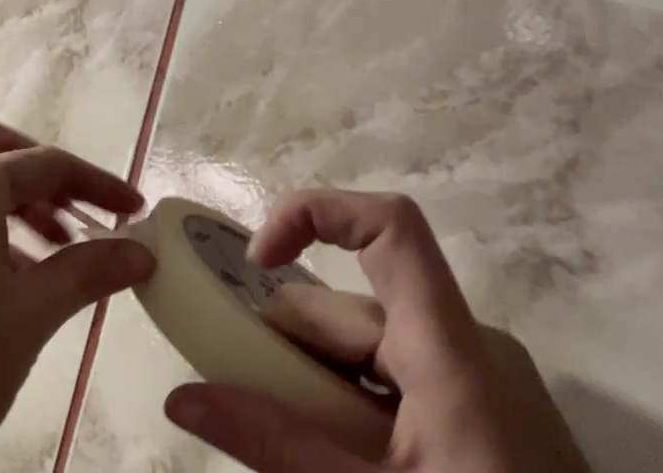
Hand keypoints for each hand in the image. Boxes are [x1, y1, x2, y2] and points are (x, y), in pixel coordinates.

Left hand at [0, 113, 156, 472]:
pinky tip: (19, 274)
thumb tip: (139, 252)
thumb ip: (88, 271)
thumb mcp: (33, 311)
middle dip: (37, 166)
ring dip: (14, 194)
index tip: (136, 208)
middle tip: (77, 210)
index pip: (43, 163)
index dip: (95, 183)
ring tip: (59, 248)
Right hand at [164, 190, 591, 472]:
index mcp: (451, 353)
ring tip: (307, 448)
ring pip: (363, 345)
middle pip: (347, 304)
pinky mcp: (482, 412)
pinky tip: (345, 453)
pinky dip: (348, 399)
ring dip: (315, 380)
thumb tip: (179, 397)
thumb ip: (276, 446)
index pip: (388, 227)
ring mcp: (478, 381)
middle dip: (288, 346)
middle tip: (255, 405)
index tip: (256, 261)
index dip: (312, 213)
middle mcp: (466, 347)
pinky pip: (392, 376)